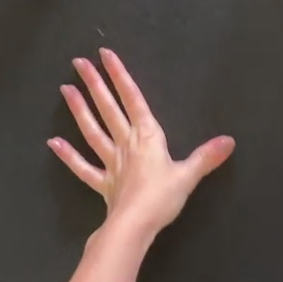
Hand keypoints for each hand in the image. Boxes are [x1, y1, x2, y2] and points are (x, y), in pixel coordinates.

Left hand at [48, 49, 234, 237]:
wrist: (135, 226)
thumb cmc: (162, 197)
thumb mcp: (189, 175)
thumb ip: (206, 156)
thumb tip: (229, 141)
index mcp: (147, 136)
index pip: (133, 99)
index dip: (120, 76)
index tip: (105, 55)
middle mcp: (126, 143)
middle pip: (108, 108)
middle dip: (94, 83)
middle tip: (78, 62)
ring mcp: (111, 162)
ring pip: (92, 130)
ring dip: (78, 109)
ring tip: (65, 89)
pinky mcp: (103, 183)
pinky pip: (83, 167)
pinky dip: (68, 155)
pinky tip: (53, 142)